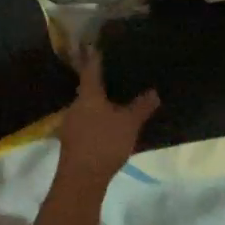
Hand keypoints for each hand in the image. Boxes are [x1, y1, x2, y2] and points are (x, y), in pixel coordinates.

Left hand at [55, 53, 159, 188]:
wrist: (80, 179)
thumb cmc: (104, 143)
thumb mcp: (129, 124)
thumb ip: (141, 107)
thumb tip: (154, 92)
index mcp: (88, 95)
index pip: (90, 69)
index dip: (95, 57)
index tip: (97, 44)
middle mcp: (75, 105)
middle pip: (87, 89)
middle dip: (99, 83)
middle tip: (115, 76)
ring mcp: (70, 124)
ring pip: (86, 107)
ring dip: (98, 104)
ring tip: (114, 102)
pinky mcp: (71, 141)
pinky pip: (85, 123)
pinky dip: (95, 120)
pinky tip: (106, 127)